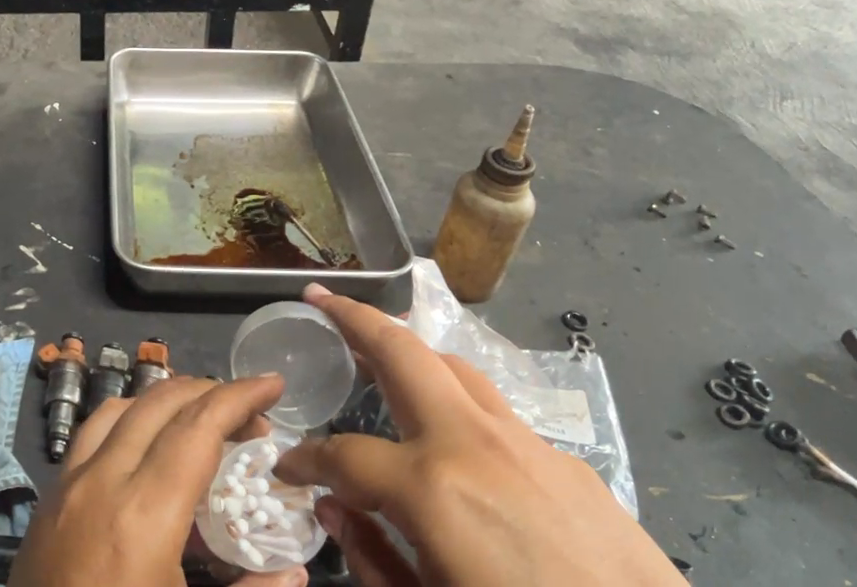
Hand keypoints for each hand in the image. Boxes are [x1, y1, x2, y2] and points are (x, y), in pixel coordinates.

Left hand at [9, 375, 307, 586]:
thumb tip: (293, 570)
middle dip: (209, 394)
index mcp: (144, 515)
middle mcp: (101, 482)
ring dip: (164, 401)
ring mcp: (66, 487)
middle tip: (251, 417)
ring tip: (201, 419)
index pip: (198, 429)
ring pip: (118, 410)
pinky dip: (126, 420)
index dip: (239, 398)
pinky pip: (88, 435)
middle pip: (159, 406)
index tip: (272, 385)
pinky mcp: (46, 501)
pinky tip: (144, 445)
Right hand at [275, 284, 681, 585]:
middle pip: (402, 352)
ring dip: (410, 355)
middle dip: (353, 319)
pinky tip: (460, 450)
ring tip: (378, 354)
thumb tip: (335, 508)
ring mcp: (528, 445)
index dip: (305, 462)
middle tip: (320, 300)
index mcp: (430, 488)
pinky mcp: (569, 463)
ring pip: (455, 369)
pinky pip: (499, 419)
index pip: (342, 455)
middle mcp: (474, 444)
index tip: (287, 470)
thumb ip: (371, 556)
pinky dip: (461, 412)